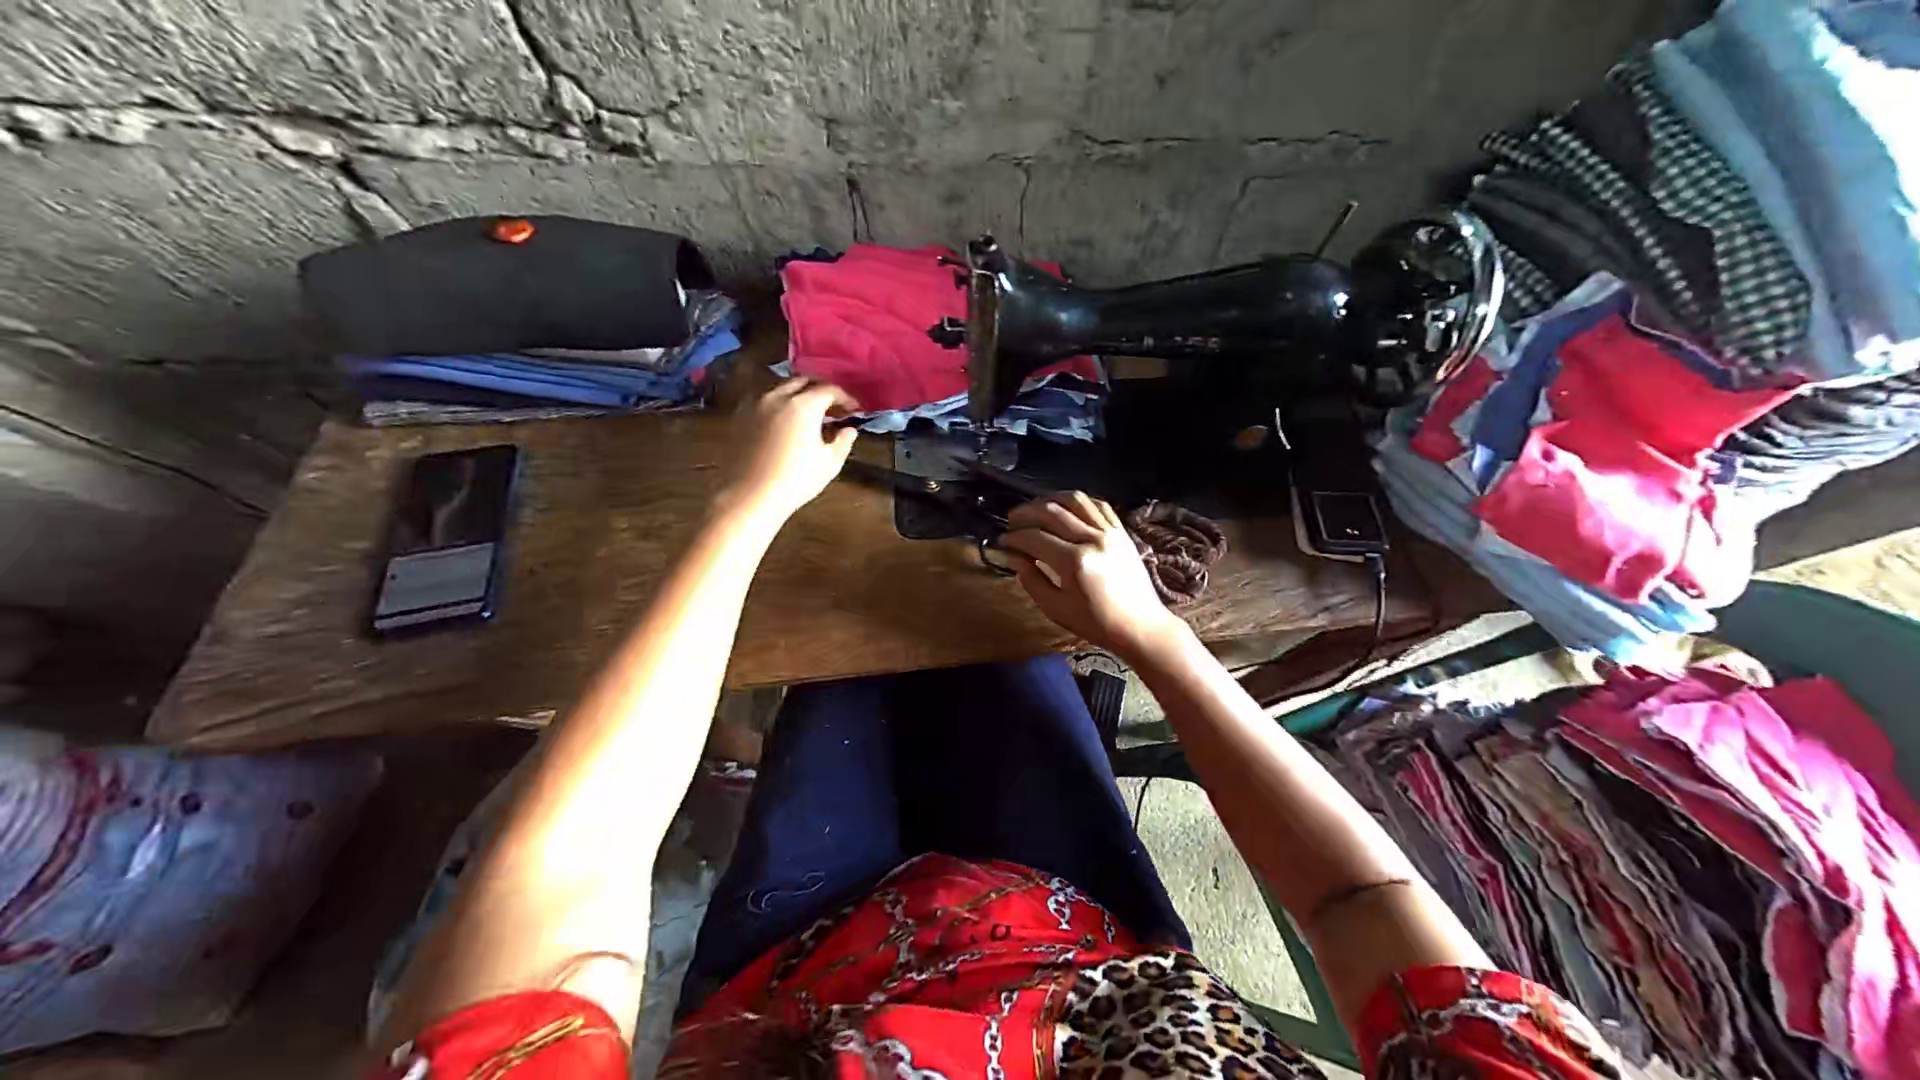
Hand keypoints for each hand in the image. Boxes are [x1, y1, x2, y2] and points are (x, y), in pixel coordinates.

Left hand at [722, 378, 859, 521]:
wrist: (749, 496)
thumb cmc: (795, 481)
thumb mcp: (830, 463)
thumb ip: (843, 441)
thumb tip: (849, 429)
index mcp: (803, 405)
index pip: (829, 389)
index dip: (845, 397)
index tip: (854, 409)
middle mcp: (778, 395)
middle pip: (804, 380)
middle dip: (821, 390)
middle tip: (832, 408)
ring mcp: (755, 403)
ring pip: (781, 387)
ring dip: (799, 394)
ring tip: (808, 413)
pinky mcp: (740, 415)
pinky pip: (764, 399)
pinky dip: (779, 403)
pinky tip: (784, 421)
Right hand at [1001, 492, 1188, 662]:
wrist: (1140, 627)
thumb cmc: (1096, 623)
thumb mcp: (1056, 608)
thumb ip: (1031, 579)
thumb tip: (1012, 557)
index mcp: (1075, 561)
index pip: (1035, 537)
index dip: (1014, 537)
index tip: (1003, 541)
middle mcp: (1093, 539)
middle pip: (1051, 511)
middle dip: (1025, 513)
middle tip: (1012, 521)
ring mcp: (1110, 532)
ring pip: (1074, 500)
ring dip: (1049, 499)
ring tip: (1035, 508)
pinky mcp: (1122, 532)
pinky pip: (1097, 504)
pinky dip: (1078, 501)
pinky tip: (1065, 507)